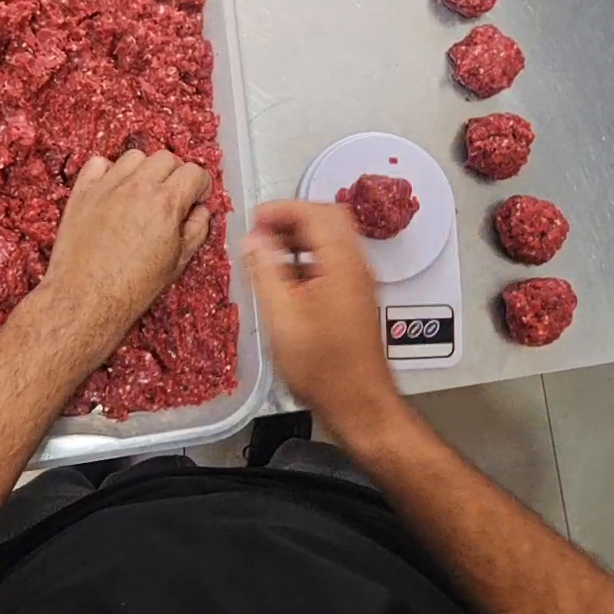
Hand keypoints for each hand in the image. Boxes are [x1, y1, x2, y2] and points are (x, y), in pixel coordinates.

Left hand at [39, 149, 211, 363]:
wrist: (86, 298)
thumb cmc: (133, 287)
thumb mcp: (178, 262)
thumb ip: (196, 230)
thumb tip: (201, 211)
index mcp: (166, 203)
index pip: (194, 172)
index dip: (200, 187)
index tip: (195, 200)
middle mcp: (138, 187)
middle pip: (166, 158)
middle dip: (174, 175)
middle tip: (171, 198)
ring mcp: (107, 186)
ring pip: (135, 156)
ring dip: (143, 170)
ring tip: (141, 193)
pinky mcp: (82, 191)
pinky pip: (98, 163)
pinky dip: (108, 171)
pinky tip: (113, 191)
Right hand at [241, 201, 402, 438]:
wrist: (360, 404)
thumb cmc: (324, 370)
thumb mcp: (282, 319)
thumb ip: (265, 273)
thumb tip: (253, 241)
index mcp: (341, 264)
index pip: (315, 212)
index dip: (282, 209)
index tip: (255, 220)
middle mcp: (356, 266)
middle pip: (327, 218)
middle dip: (291, 218)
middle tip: (261, 232)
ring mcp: (359, 280)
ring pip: (331, 238)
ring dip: (299, 237)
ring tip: (267, 253)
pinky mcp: (355, 295)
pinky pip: (333, 259)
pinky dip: (308, 256)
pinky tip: (285, 277)